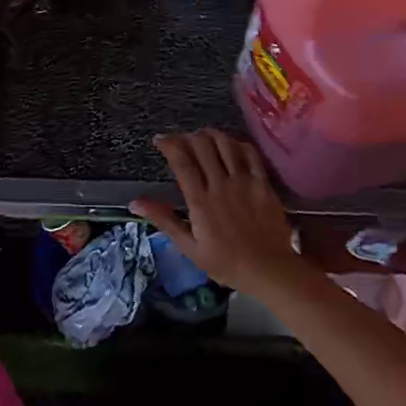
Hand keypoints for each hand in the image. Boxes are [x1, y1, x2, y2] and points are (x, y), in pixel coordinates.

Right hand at [130, 129, 305, 293]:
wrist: (270, 271)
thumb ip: (163, 219)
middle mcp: (221, 185)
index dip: (169, 144)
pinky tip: (230, 146)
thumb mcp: (188, 246)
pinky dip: (237, 143)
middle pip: (202, 146)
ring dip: (210, 135)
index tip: (159, 140)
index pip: (181, 161)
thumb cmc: (226, 262)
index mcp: (200, 200)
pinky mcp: (263, 184)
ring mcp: (244, 182)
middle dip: (187, 137)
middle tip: (180, 141)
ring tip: (202, 137)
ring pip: (225, 144)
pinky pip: (250, 154)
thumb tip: (135, 203)